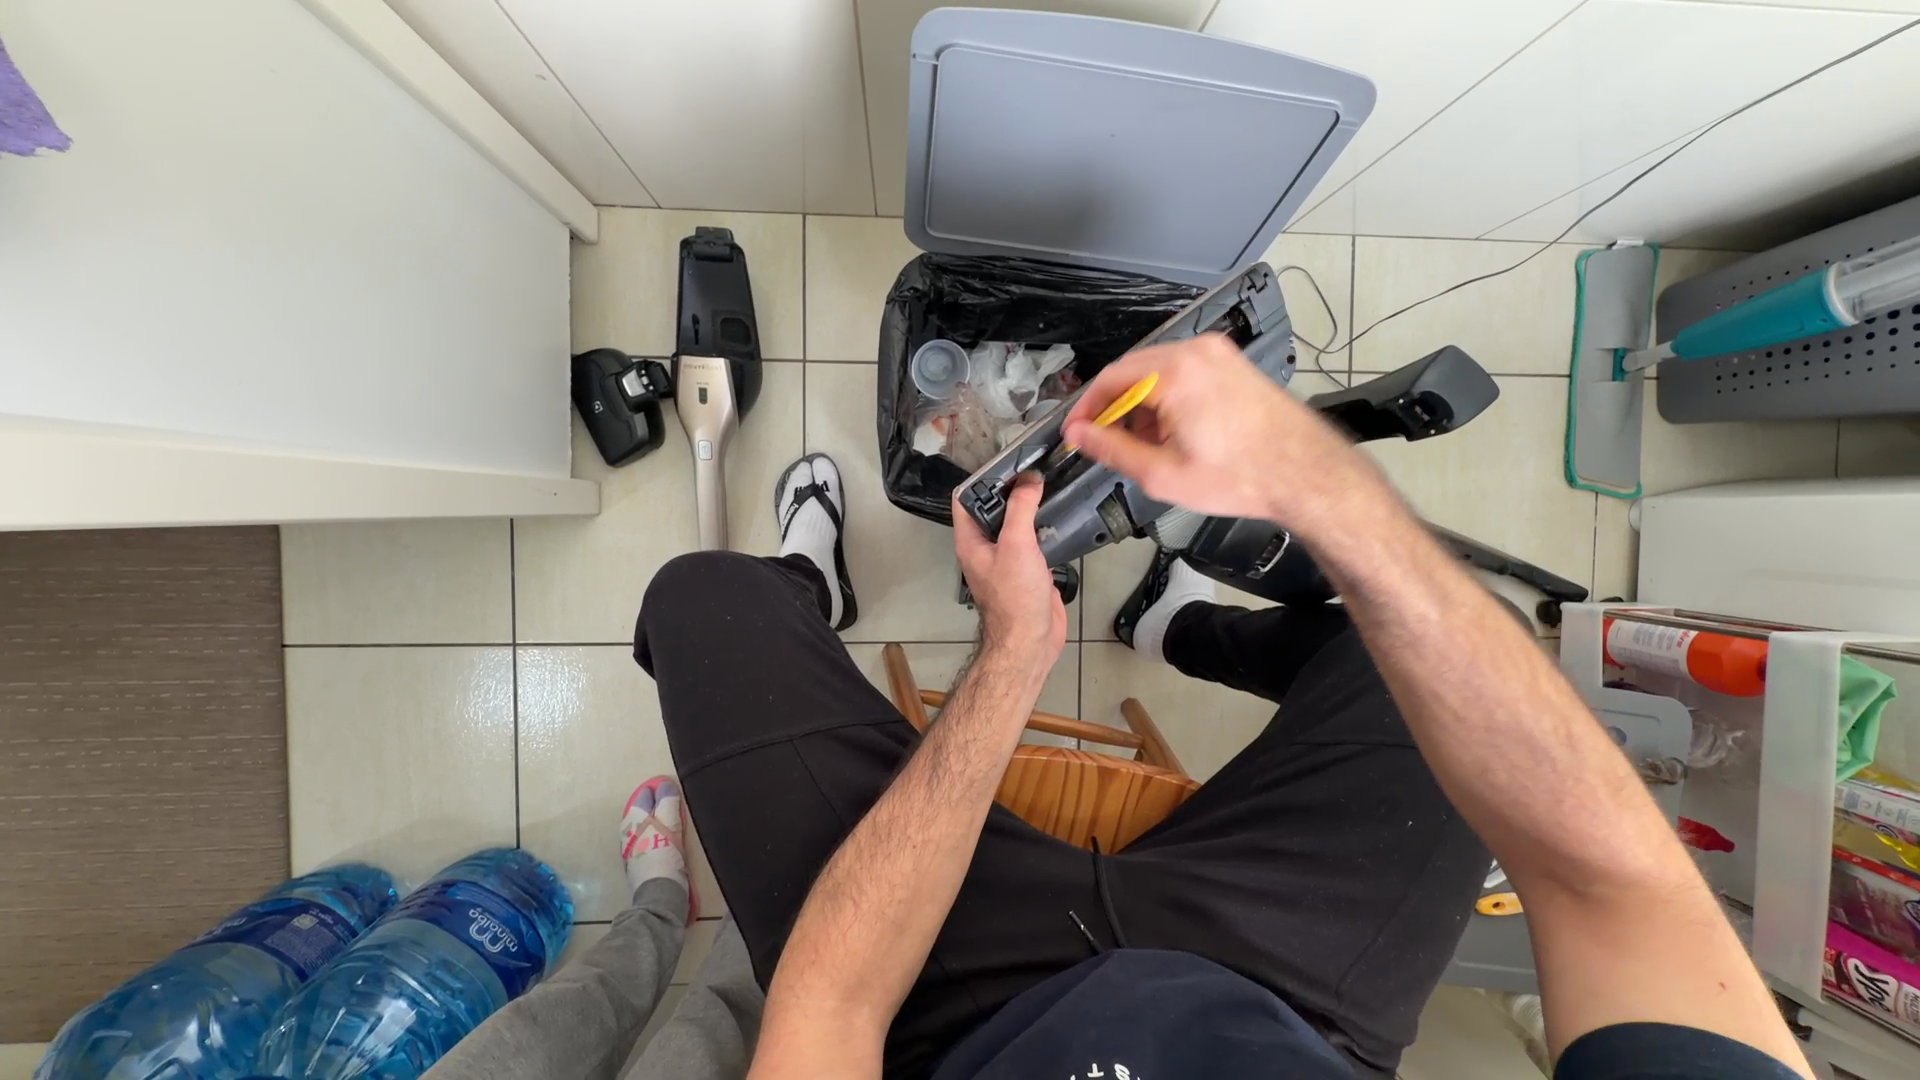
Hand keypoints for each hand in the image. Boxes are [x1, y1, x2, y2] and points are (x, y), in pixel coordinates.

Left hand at [952, 476, 1066, 673]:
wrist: (1031, 642)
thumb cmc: (1014, 598)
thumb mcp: (1015, 545)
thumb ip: (1020, 509)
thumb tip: (1029, 480)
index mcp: (970, 540)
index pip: (966, 497)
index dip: (983, 477)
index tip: (1008, 460)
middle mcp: (986, 546)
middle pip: (994, 507)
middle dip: (1012, 487)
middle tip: (1035, 465)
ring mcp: (1008, 557)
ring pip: (1017, 522)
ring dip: (1031, 505)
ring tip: (1051, 480)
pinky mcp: (1030, 567)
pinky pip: (1035, 539)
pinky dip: (1046, 524)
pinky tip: (1062, 511)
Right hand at [1062, 334, 1386, 539]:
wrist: (1306, 475)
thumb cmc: (1242, 476)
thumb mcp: (1162, 473)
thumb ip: (1111, 449)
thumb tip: (1078, 435)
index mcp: (1175, 373)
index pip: (1109, 379)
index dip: (1086, 408)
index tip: (1076, 431)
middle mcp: (1197, 353)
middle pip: (1131, 372)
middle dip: (1114, 408)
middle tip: (1105, 442)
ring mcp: (1218, 355)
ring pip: (1156, 372)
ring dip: (1140, 405)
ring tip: (1144, 445)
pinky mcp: (1232, 365)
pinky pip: (1183, 373)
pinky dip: (1166, 398)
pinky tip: (1171, 432)